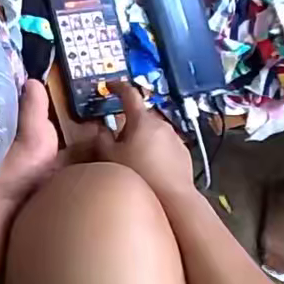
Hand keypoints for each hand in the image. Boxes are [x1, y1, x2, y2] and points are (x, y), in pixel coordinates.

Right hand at [90, 84, 195, 200]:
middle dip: (129, 123)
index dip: (117, 87)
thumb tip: (101, 130)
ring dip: (143, 138)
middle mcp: (161, 124)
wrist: (173, 197)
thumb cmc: (140, 175)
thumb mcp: (111, 157)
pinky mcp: (182, 152)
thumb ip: (102, 139)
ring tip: (134, 158)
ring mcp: (174, 137)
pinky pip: (165, 145)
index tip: (110, 86)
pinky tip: (150, 168)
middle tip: (117, 140)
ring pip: (154, 131)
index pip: (129, 94)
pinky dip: (156, 150)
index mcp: (142, 120)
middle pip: (141, 116)